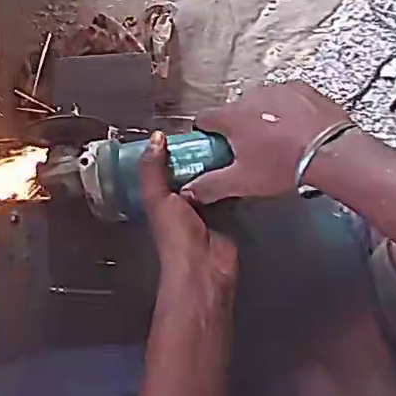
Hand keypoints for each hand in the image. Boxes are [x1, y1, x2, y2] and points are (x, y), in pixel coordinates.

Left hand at [138, 132, 237, 289]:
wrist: (205, 267)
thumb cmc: (175, 236)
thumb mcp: (157, 198)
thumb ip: (153, 169)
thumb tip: (155, 137)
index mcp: (161, 196)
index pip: (166, 165)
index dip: (174, 148)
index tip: (188, 127)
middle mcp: (183, 199)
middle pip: (192, 169)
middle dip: (200, 153)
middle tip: (214, 129)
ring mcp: (207, 206)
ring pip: (211, 177)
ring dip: (218, 164)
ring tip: (229, 140)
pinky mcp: (227, 211)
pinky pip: (230, 189)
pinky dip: (234, 178)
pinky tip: (242, 161)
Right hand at [183, 82, 353, 203]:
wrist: (331, 153)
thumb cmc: (284, 166)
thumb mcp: (243, 182)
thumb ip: (210, 185)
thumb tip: (189, 190)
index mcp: (231, 116)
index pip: (205, 118)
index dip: (207, 134)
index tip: (216, 146)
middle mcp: (251, 96)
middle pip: (235, 111)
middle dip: (239, 127)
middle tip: (253, 151)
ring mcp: (278, 89)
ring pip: (261, 103)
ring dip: (264, 117)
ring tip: (280, 142)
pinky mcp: (301, 88)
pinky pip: (286, 98)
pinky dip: (287, 110)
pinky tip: (297, 129)